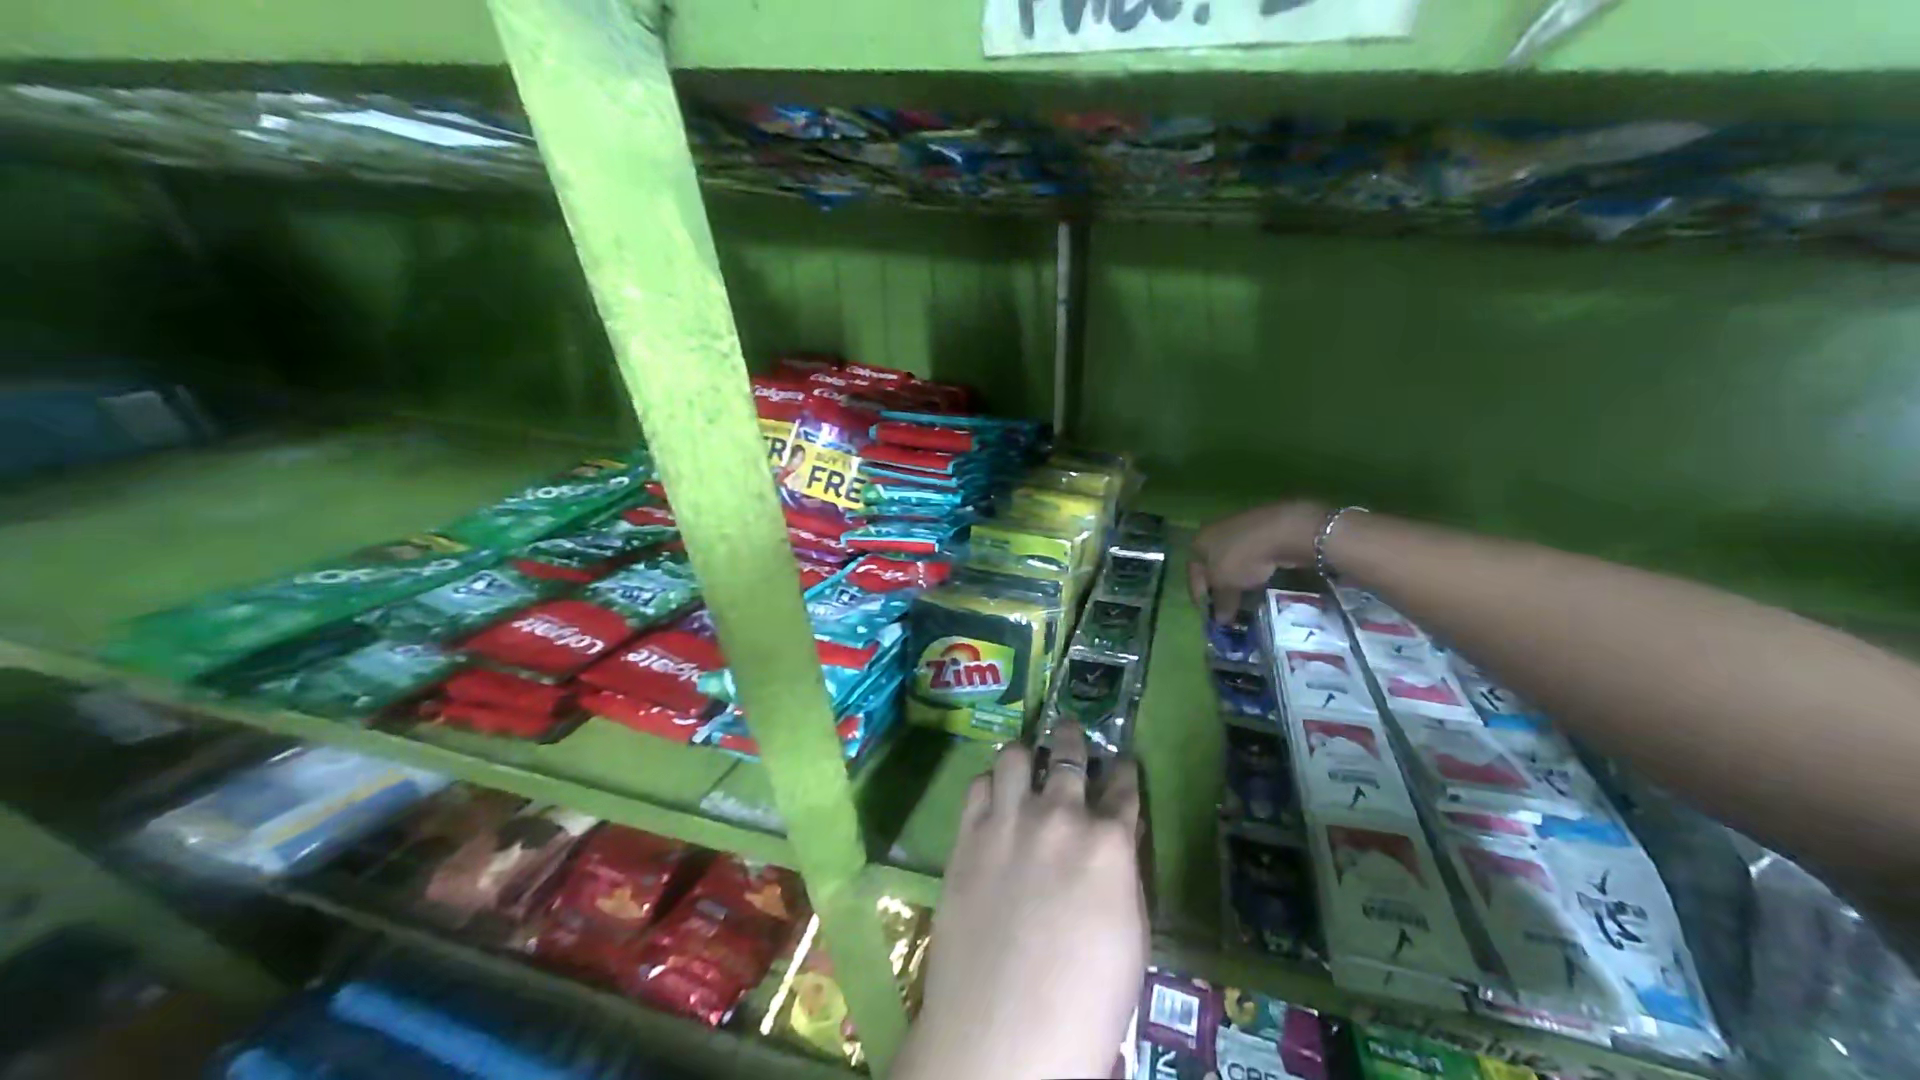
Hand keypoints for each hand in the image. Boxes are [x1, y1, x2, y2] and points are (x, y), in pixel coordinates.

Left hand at [893, 726, 1145, 1079]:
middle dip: (1074, 738)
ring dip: (1026, 755)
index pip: (1123, 787)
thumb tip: (1115, 840)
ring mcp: (1008, 821)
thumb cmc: (1087, 1001)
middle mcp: (1059, 815)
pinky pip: (979, 785)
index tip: (1122, 762)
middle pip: (1069, 754)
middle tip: (1072, 732)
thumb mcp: (1131, 935)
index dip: (1124, 770)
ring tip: (1026, 761)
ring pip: (1015, 755)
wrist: (1003, 1031)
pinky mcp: (968, 835)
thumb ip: (1122, 874)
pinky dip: (991, 784)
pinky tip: (994, 797)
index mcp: (1109, 842)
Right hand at [1188, 499, 1329, 619]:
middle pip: (1212, 568)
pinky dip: (1252, 568)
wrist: (1281, 530)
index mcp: (1196, 544)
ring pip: (1232, 561)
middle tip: (1228, 606)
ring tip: (1246, 595)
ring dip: (1236, 578)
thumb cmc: (1242, 557)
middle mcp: (1212, 533)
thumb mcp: (1226, 585)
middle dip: (1219, 588)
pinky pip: (1250, 556)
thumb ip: (1221, 603)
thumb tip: (1219, 620)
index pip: (1193, 577)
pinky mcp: (1258, 530)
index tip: (1211, 616)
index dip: (1201, 599)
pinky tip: (1261, 579)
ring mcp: (1236, 529)